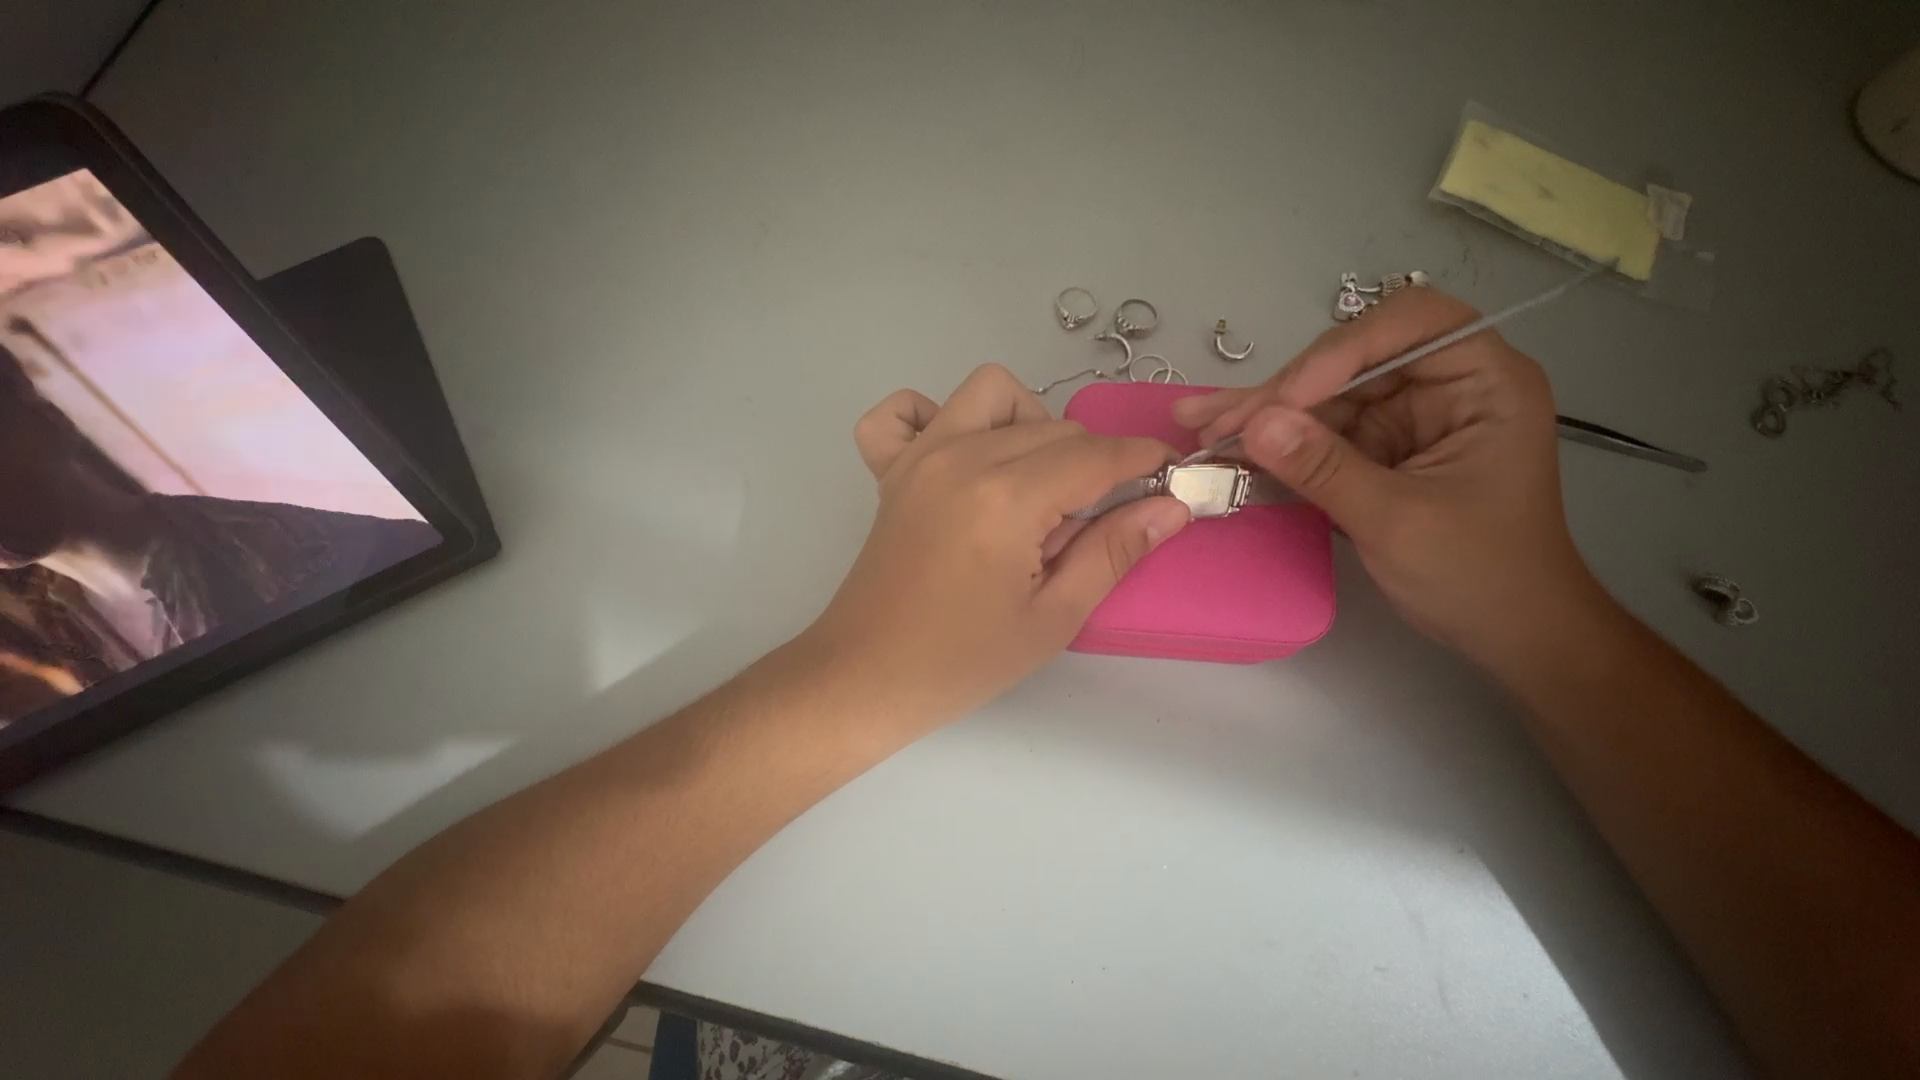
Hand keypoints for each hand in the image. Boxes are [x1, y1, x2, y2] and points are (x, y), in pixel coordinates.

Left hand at [810, 364, 1190, 722]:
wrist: (867, 676)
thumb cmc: (962, 661)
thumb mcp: (1053, 618)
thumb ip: (1113, 552)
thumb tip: (1170, 507)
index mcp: (1007, 499)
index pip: (1096, 455)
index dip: (1144, 459)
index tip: (1171, 473)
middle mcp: (962, 457)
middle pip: (1054, 427)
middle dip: (1094, 460)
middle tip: (1095, 519)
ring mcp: (919, 455)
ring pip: (992, 392)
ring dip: (1029, 422)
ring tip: (1034, 482)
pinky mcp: (890, 468)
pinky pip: (906, 410)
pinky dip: (935, 415)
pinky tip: (961, 457)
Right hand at [1172, 288, 1603, 669]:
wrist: (1504, 631)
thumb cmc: (1479, 574)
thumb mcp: (1398, 521)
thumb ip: (1325, 469)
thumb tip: (1255, 425)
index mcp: (1482, 383)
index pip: (1411, 323)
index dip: (1345, 349)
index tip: (1290, 398)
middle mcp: (1441, 387)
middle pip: (1350, 360)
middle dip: (1283, 391)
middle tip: (1218, 423)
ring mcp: (1403, 418)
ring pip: (1322, 396)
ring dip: (1261, 412)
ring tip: (1200, 426)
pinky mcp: (1373, 449)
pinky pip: (1315, 432)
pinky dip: (1271, 441)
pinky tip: (1220, 439)